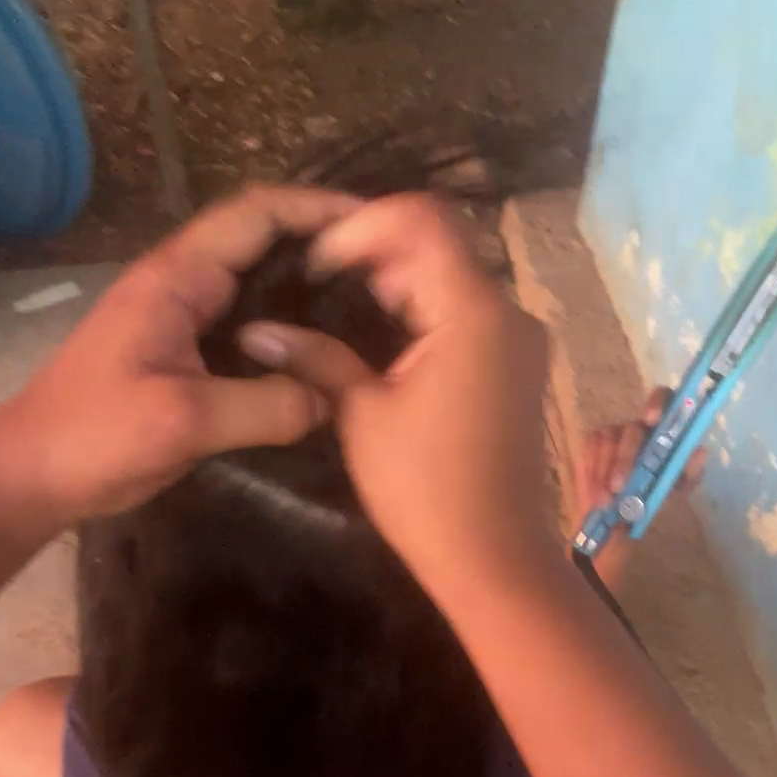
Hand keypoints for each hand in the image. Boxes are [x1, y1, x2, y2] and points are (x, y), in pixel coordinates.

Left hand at [0, 185, 362, 524]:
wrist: (33, 476)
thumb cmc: (94, 435)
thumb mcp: (185, 419)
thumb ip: (267, 406)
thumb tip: (333, 399)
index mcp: (178, 278)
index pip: (256, 214)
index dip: (318, 208)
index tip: (376, 226)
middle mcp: (184, 286)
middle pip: (263, 243)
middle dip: (322, 248)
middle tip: (385, 276)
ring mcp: (184, 322)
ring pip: (258, 290)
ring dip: (308, 292)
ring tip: (367, 313)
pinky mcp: (187, 357)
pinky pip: (250, 333)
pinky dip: (288, 336)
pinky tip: (320, 363)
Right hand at [232, 194, 555, 582]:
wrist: (492, 555)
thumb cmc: (424, 489)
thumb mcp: (363, 416)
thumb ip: (317, 358)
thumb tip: (257, 331)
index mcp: (474, 313)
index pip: (422, 220)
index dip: (361, 224)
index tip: (316, 260)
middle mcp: (509, 313)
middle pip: (443, 245)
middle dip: (378, 253)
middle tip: (321, 282)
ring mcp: (520, 341)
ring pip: (457, 280)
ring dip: (401, 282)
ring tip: (344, 306)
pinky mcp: (518, 368)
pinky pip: (471, 316)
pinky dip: (428, 313)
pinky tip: (387, 337)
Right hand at [567, 387, 706, 595]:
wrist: (614, 524)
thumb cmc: (648, 503)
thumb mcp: (673, 493)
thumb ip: (688, 474)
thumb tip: (700, 451)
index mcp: (662, 432)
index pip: (664, 399)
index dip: (657, 403)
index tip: (651, 420)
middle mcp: (637, 428)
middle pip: (631, 429)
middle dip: (625, 458)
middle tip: (619, 487)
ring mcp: (611, 434)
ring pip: (607, 442)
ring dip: (605, 473)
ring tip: (606, 501)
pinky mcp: (590, 445)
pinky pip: (589, 452)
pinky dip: (591, 474)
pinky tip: (595, 492)